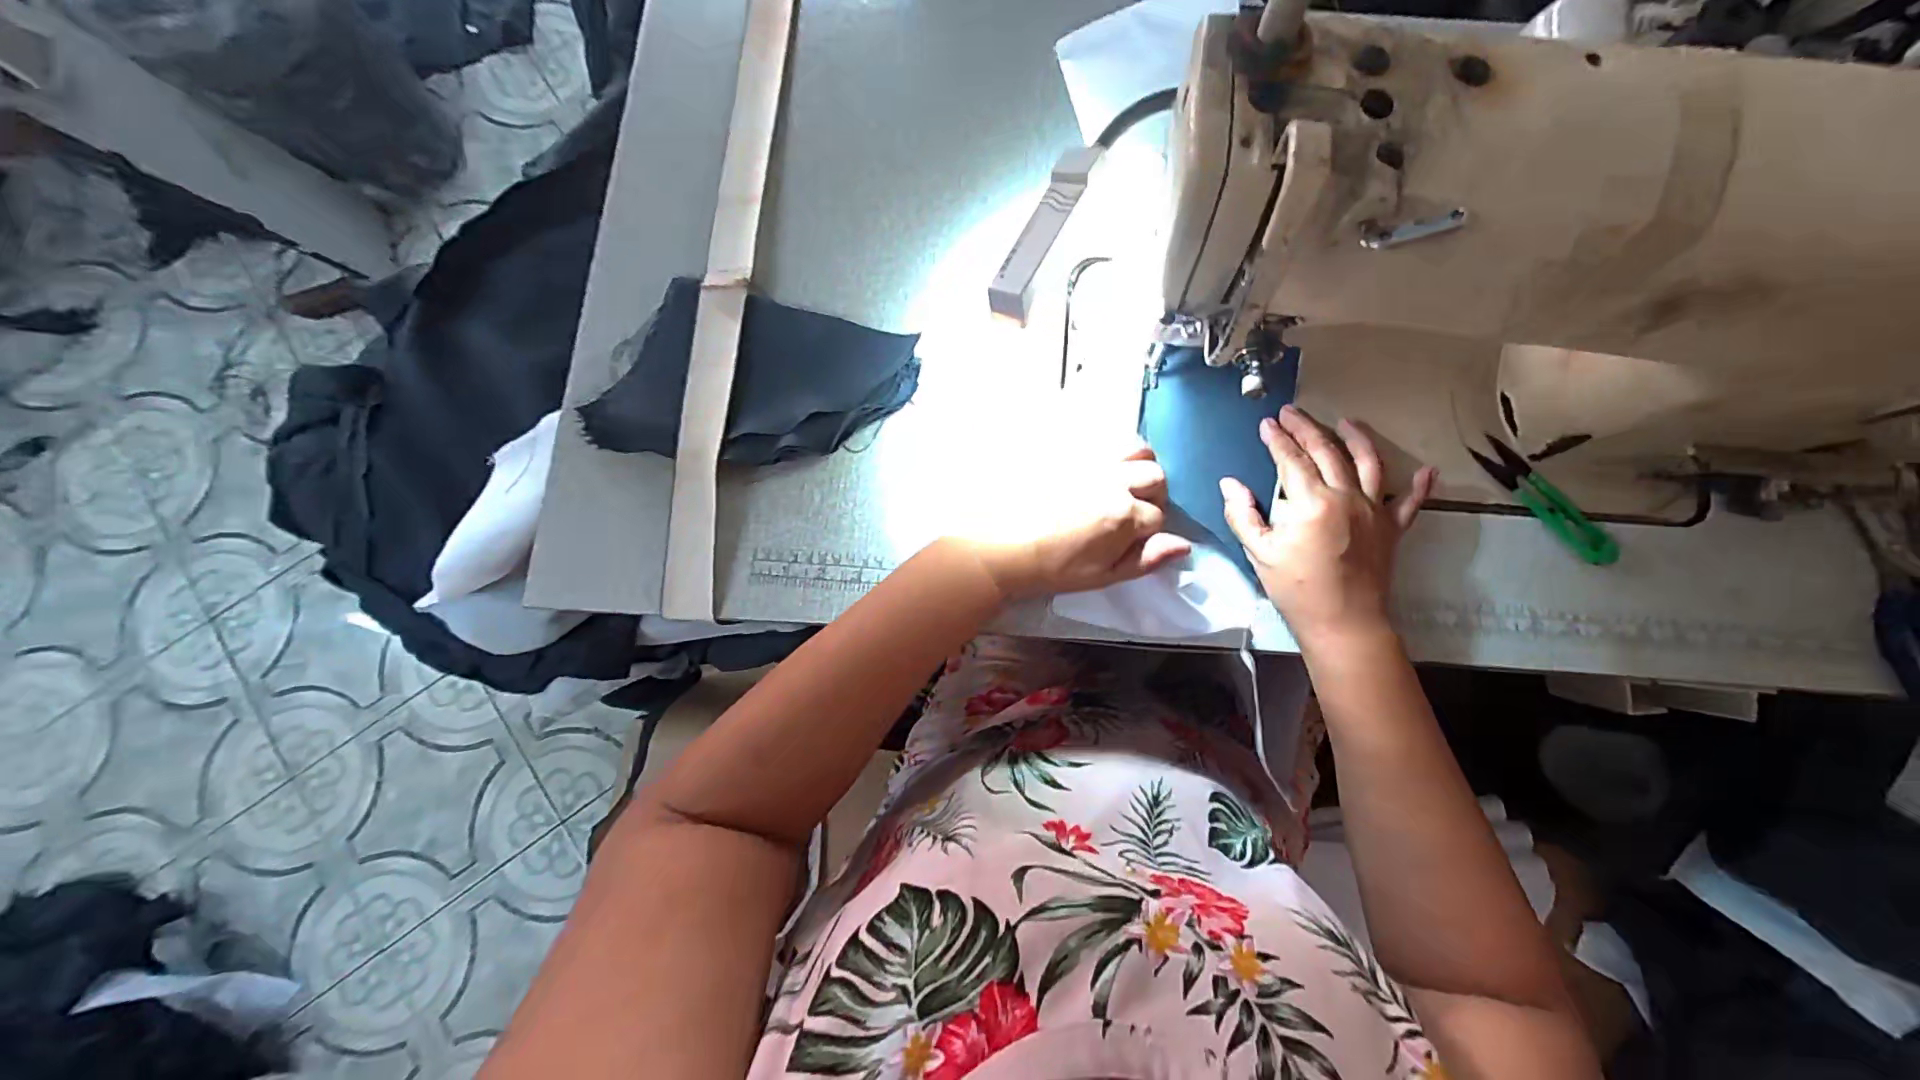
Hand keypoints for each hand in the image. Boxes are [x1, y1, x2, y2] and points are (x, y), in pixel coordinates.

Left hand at [958, 442, 1192, 601]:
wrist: (1002, 546)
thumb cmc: (1051, 568)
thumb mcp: (1101, 575)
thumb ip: (1144, 559)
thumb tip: (1183, 545)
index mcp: (1124, 516)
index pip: (1160, 517)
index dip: (1150, 532)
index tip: (1133, 540)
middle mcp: (1114, 483)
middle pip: (1156, 479)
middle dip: (1153, 496)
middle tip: (1131, 513)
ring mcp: (1092, 464)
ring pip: (1138, 453)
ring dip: (1139, 469)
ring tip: (1121, 488)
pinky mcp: (1071, 454)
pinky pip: (1106, 442)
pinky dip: (1114, 454)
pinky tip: (1100, 473)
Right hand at [1220, 404, 1435, 645]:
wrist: (1343, 622)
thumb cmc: (1296, 590)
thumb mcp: (1259, 553)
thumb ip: (1242, 515)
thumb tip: (1230, 484)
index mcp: (1311, 503)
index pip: (1291, 460)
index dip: (1277, 439)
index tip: (1267, 423)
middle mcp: (1346, 497)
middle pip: (1326, 452)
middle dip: (1306, 428)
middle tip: (1292, 412)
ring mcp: (1374, 511)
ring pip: (1368, 463)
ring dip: (1356, 438)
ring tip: (1346, 421)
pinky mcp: (1393, 529)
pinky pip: (1409, 502)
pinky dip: (1419, 485)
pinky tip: (1424, 470)